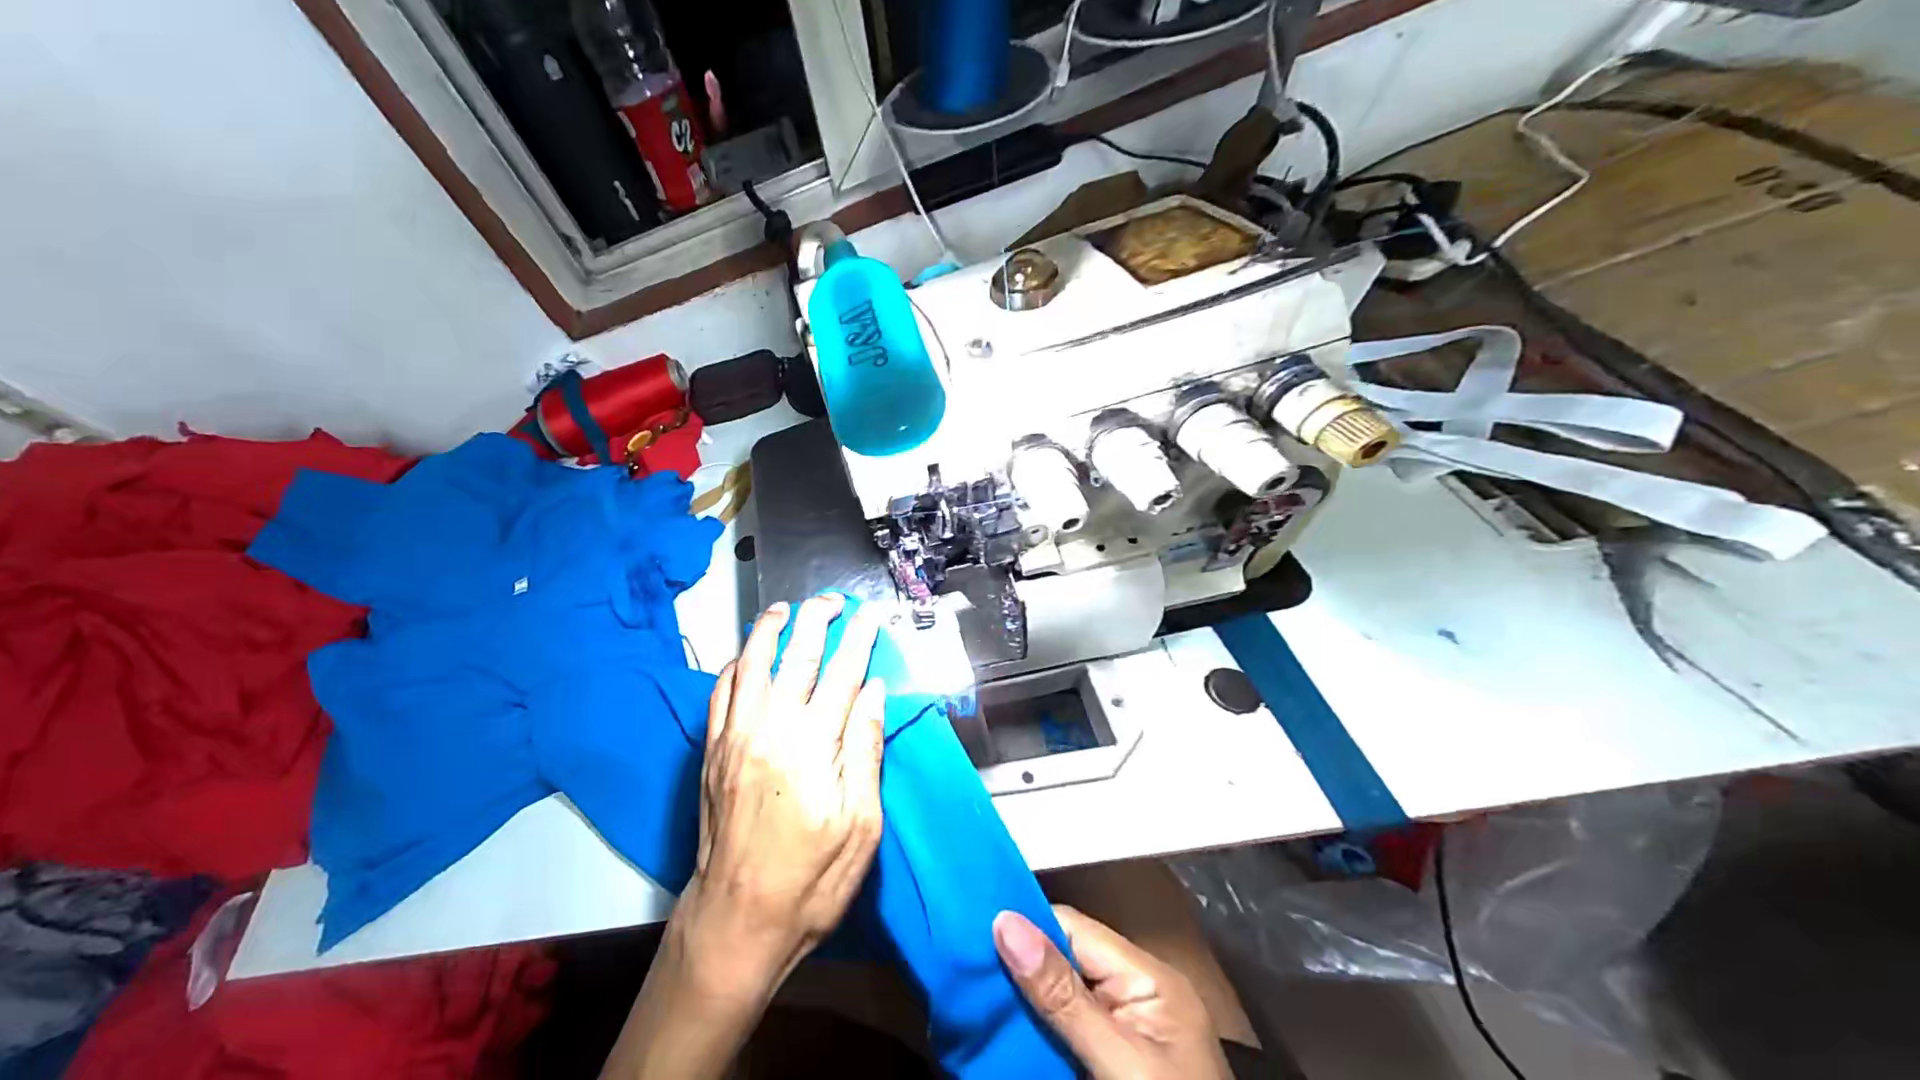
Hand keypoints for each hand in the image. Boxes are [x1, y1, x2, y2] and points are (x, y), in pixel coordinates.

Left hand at [602, 596, 886, 1079]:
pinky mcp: (711, 753)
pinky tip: (746, 655)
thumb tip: (873, 690)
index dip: (860, 638)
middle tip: (834, 600)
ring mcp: (734, 739)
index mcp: (813, 748)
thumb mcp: (861, 825)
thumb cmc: (811, 880)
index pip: (843, 673)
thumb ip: (865, 750)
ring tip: (785, 608)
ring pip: (750, 665)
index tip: (872, 613)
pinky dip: (735, 665)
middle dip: (817, 619)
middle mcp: (770, 731)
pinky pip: (719, 693)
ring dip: (768, 629)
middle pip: (797, 656)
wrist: (737, 920)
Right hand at [994, 906, 1232, 1079]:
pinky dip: (1034, 1030)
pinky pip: (1063, 1029)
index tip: (972, 931)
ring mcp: (1123, 1029)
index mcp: (1147, 977)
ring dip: (1020, 1000)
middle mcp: (1134, 993)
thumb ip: (1063, 996)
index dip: (1025, 926)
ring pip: (1057, 995)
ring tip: (973, 997)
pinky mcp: (1110, 1060)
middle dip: (1018, 966)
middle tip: (964, 970)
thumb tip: (1005, 923)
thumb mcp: (1118, 1060)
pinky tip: (1000, 1031)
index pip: (1073, 928)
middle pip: (1064, 960)